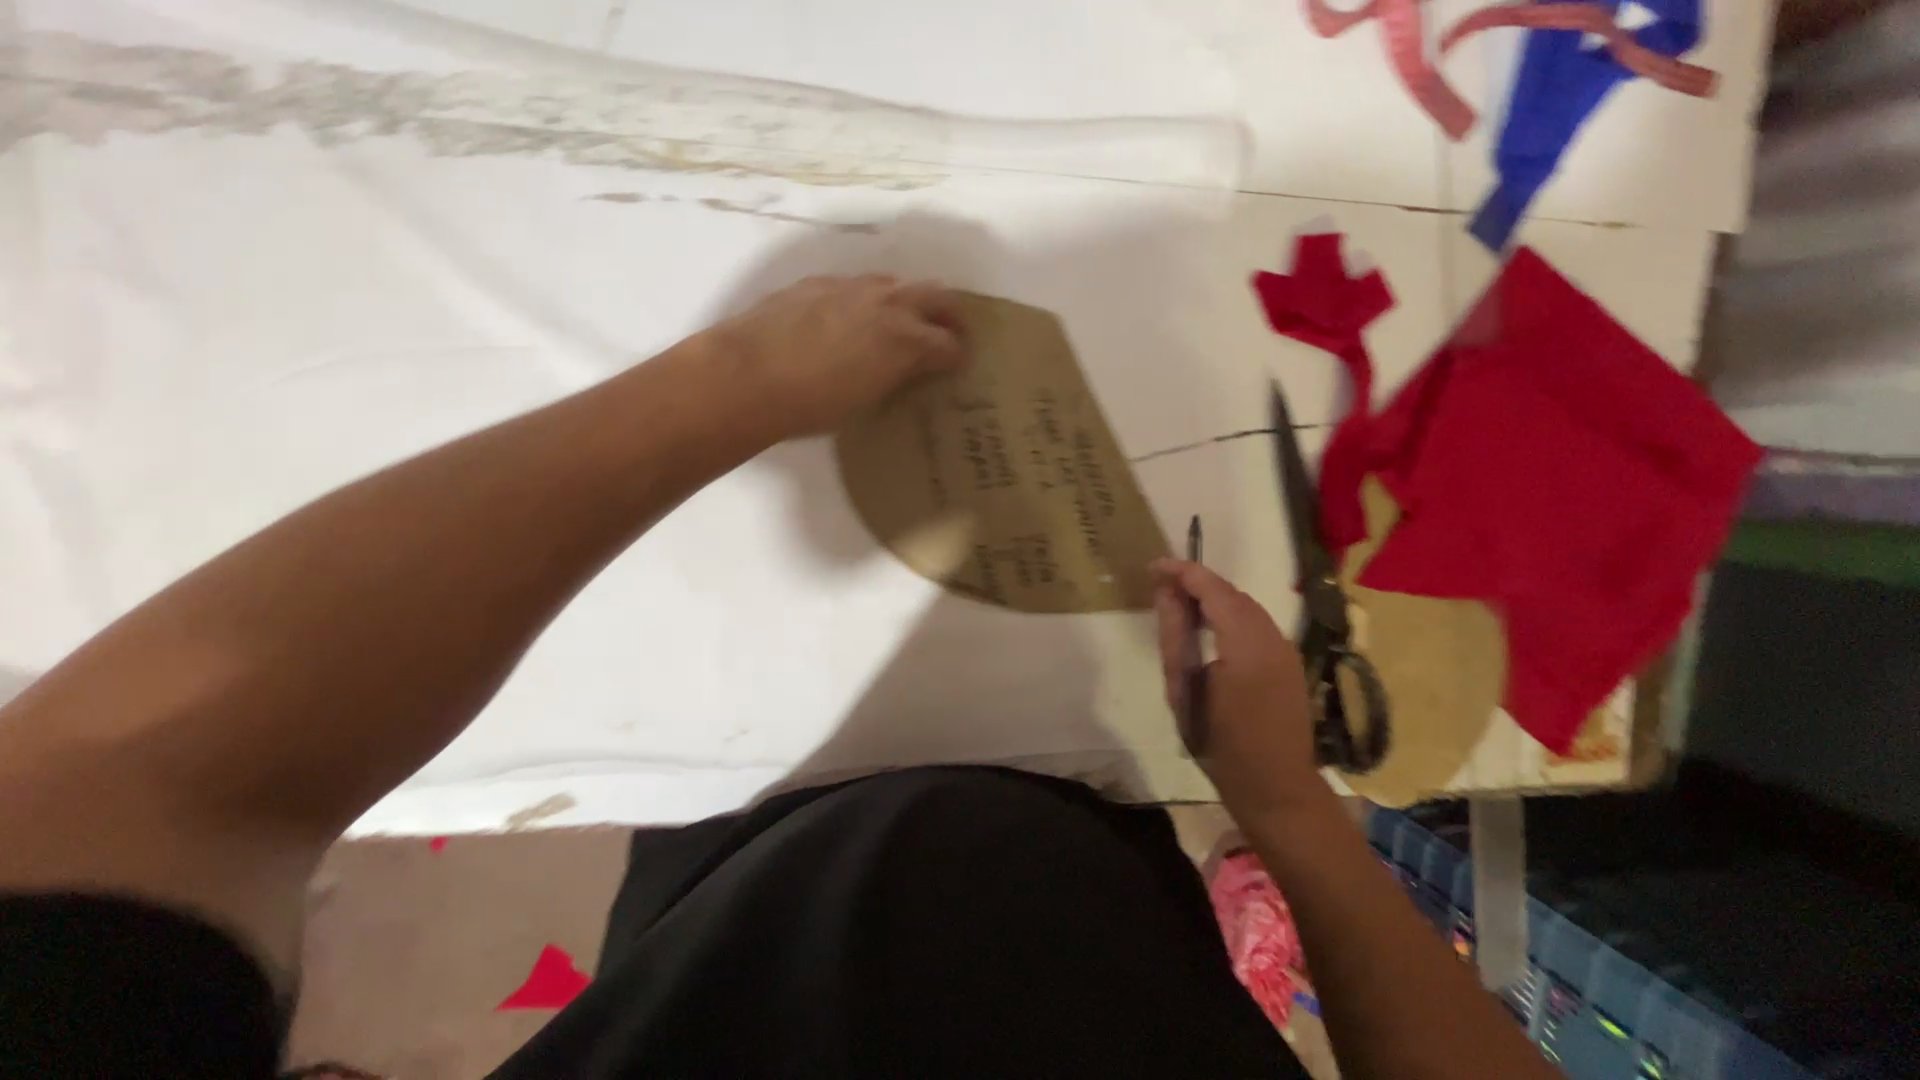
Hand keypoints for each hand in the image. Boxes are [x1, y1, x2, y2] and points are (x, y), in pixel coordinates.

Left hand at [708, 274, 968, 439]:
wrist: (746, 375)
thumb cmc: (811, 406)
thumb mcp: (866, 401)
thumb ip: (894, 377)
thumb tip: (905, 370)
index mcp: (906, 339)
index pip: (950, 342)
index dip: (959, 355)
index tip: (960, 365)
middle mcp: (887, 303)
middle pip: (937, 294)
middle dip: (950, 314)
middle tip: (950, 333)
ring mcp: (851, 287)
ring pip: (896, 284)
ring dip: (908, 302)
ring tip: (900, 324)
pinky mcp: (817, 283)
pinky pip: (856, 286)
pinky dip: (867, 301)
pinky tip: (849, 321)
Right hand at [1151, 559, 1325, 818]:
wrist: (1274, 787)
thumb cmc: (1219, 744)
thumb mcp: (1184, 690)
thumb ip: (1176, 638)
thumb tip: (1167, 595)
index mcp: (1246, 645)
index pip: (1214, 590)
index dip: (1184, 572)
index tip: (1155, 566)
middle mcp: (1273, 639)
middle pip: (1233, 595)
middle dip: (1199, 584)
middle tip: (1162, 586)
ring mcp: (1287, 651)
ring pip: (1248, 609)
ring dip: (1215, 600)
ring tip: (1180, 605)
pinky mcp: (1290, 664)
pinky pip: (1258, 627)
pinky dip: (1231, 618)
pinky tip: (1210, 630)